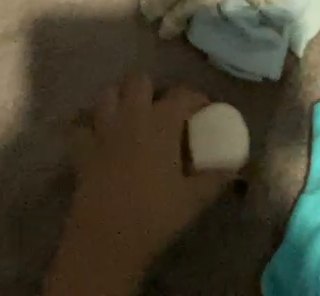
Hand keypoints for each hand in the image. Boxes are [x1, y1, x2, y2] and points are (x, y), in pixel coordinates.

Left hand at [42, 75, 237, 295]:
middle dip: (151, 88)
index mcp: (161, 123)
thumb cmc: (155, 215)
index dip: (196, 97)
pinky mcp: (82, 147)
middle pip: (139, 81)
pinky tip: (99, 138)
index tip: (204, 108)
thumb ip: (216, 178)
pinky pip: (82, 126)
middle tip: (161, 107)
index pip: (182, 95)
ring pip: (107, 94)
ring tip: (130, 113)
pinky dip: (90, 127)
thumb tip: (236, 167)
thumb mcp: (194, 199)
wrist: (107, 238)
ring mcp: (104, 130)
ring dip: (119, 98)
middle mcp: (132, 116)